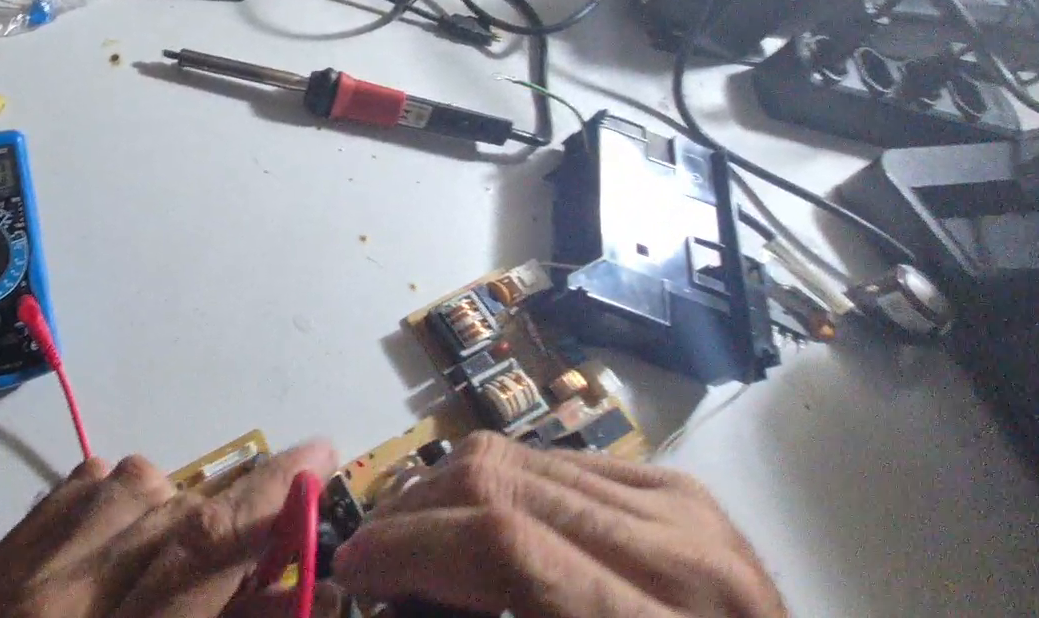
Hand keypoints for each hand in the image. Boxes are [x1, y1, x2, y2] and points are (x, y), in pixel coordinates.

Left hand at [0, 440, 337, 617]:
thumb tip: (303, 586)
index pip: (204, 551)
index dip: (268, 497)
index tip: (317, 454)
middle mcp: (64, 598)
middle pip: (171, 514)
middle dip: (239, 498)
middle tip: (283, 489)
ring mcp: (26, 565)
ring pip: (129, 482)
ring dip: (175, 504)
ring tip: (180, 550)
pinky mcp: (6, 547)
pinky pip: (82, 481)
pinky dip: (120, 494)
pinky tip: (127, 533)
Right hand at [331, 432, 785, 617]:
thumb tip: (379, 583)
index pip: (507, 547)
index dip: (411, 546)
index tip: (351, 566)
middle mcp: (687, 557)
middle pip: (499, 482)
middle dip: (411, 512)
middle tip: (371, 551)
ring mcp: (687, 511)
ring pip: (513, 455)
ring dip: (439, 491)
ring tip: (413, 533)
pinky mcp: (680, 488)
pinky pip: (550, 459)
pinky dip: (493, 485)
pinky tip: (477, 523)